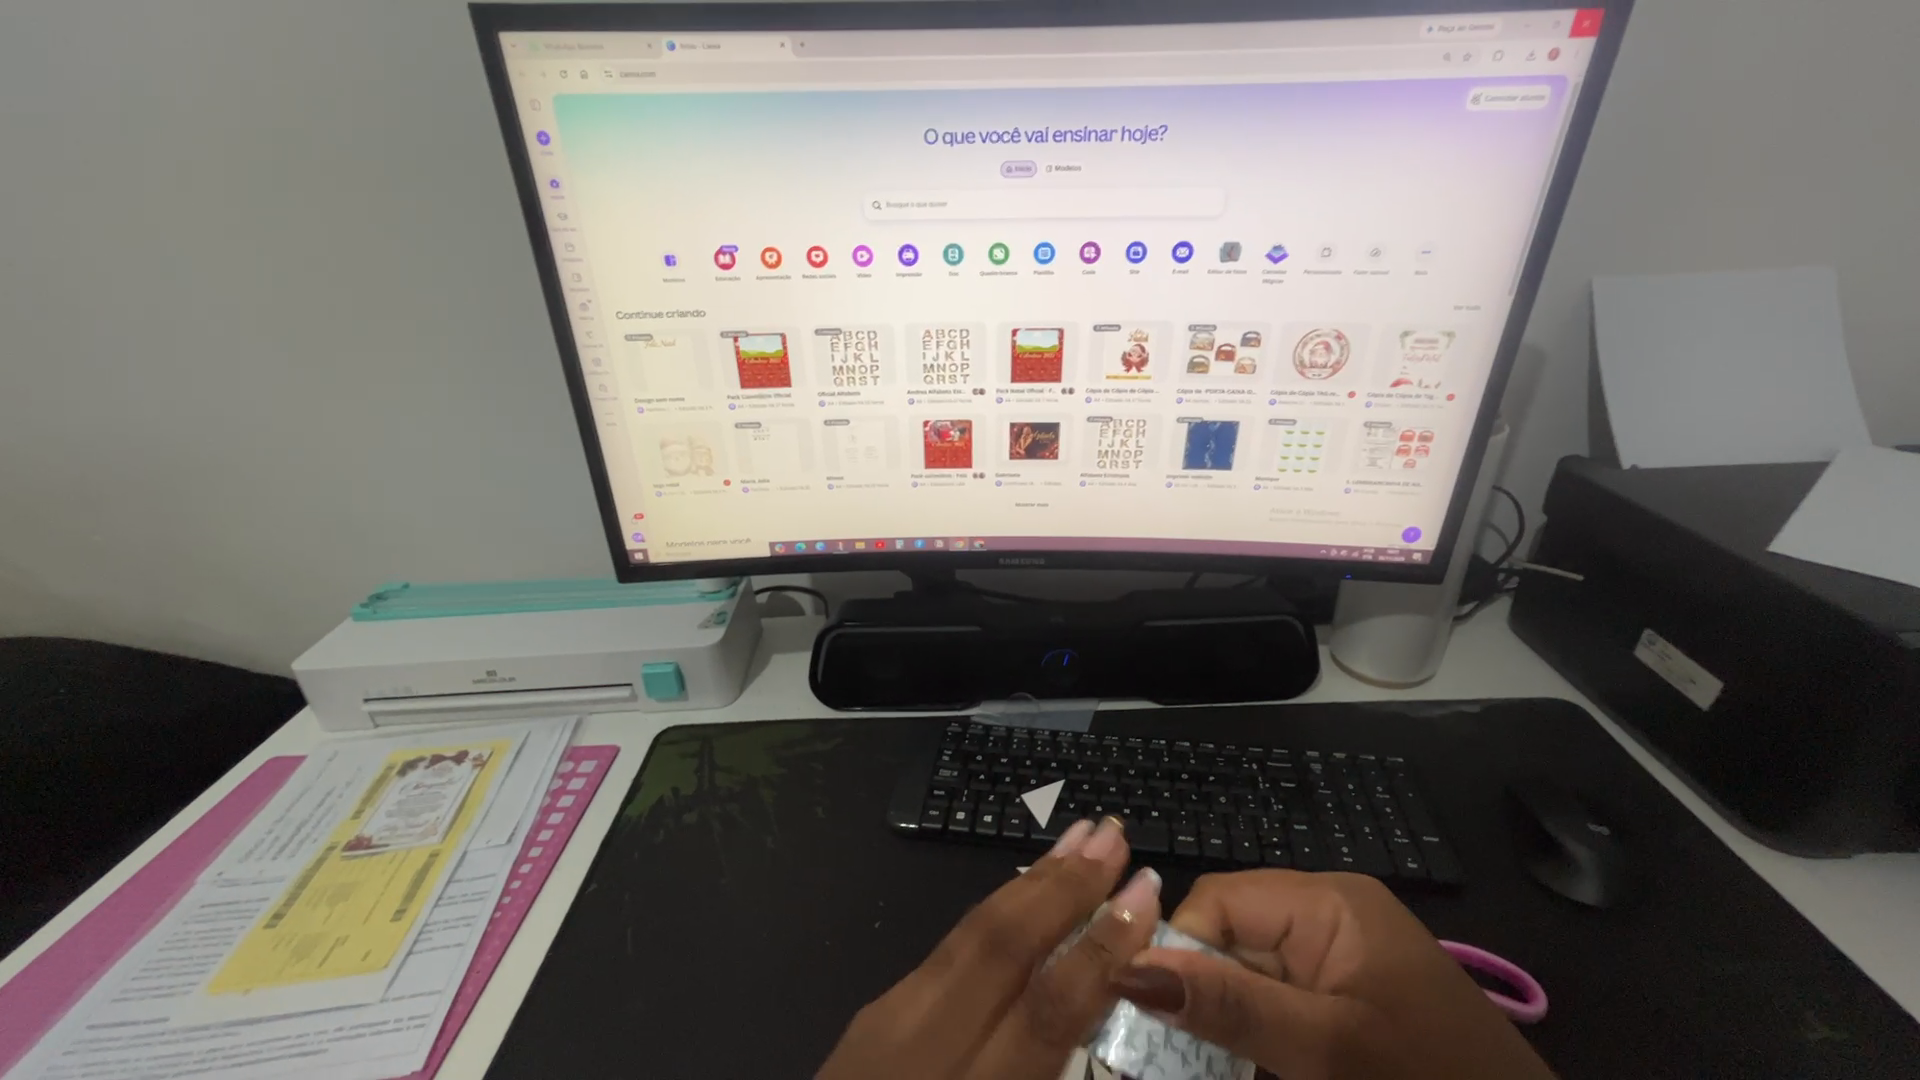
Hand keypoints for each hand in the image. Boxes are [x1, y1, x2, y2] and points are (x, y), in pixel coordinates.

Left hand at [818, 818, 1161, 1079]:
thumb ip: (1051, 1071)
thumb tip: (1101, 1004)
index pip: (1045, 1010)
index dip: (1101, 950)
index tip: (1145, 895)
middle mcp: (923, 1045)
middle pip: (1001, 947)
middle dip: (1064, 886)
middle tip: (1113, 836)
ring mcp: (889, 1019)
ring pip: (969, 931)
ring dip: (1031, 882)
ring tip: (1078, 839)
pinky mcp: (876, 1009)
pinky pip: (948, 946)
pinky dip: (996, 910)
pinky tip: (1022, 893)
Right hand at [1109, 871, 1554, 1079]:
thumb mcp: (1328, 1050)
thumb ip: (1231, 1007)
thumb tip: (1129, 968)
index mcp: (1326, 902)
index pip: (1217, 901)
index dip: (1180, 952)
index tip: (1156, 1019)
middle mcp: (1327, 914)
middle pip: (1228, 936)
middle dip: (1200, 993)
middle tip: (1179, 1055)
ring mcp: (1339, 957)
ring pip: (1246, 974)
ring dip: (1224, 1021)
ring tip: (1215, 1063)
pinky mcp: (1348, 997)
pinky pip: (1278, 1000)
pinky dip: (1256, 1035)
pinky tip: (1251, 1064)